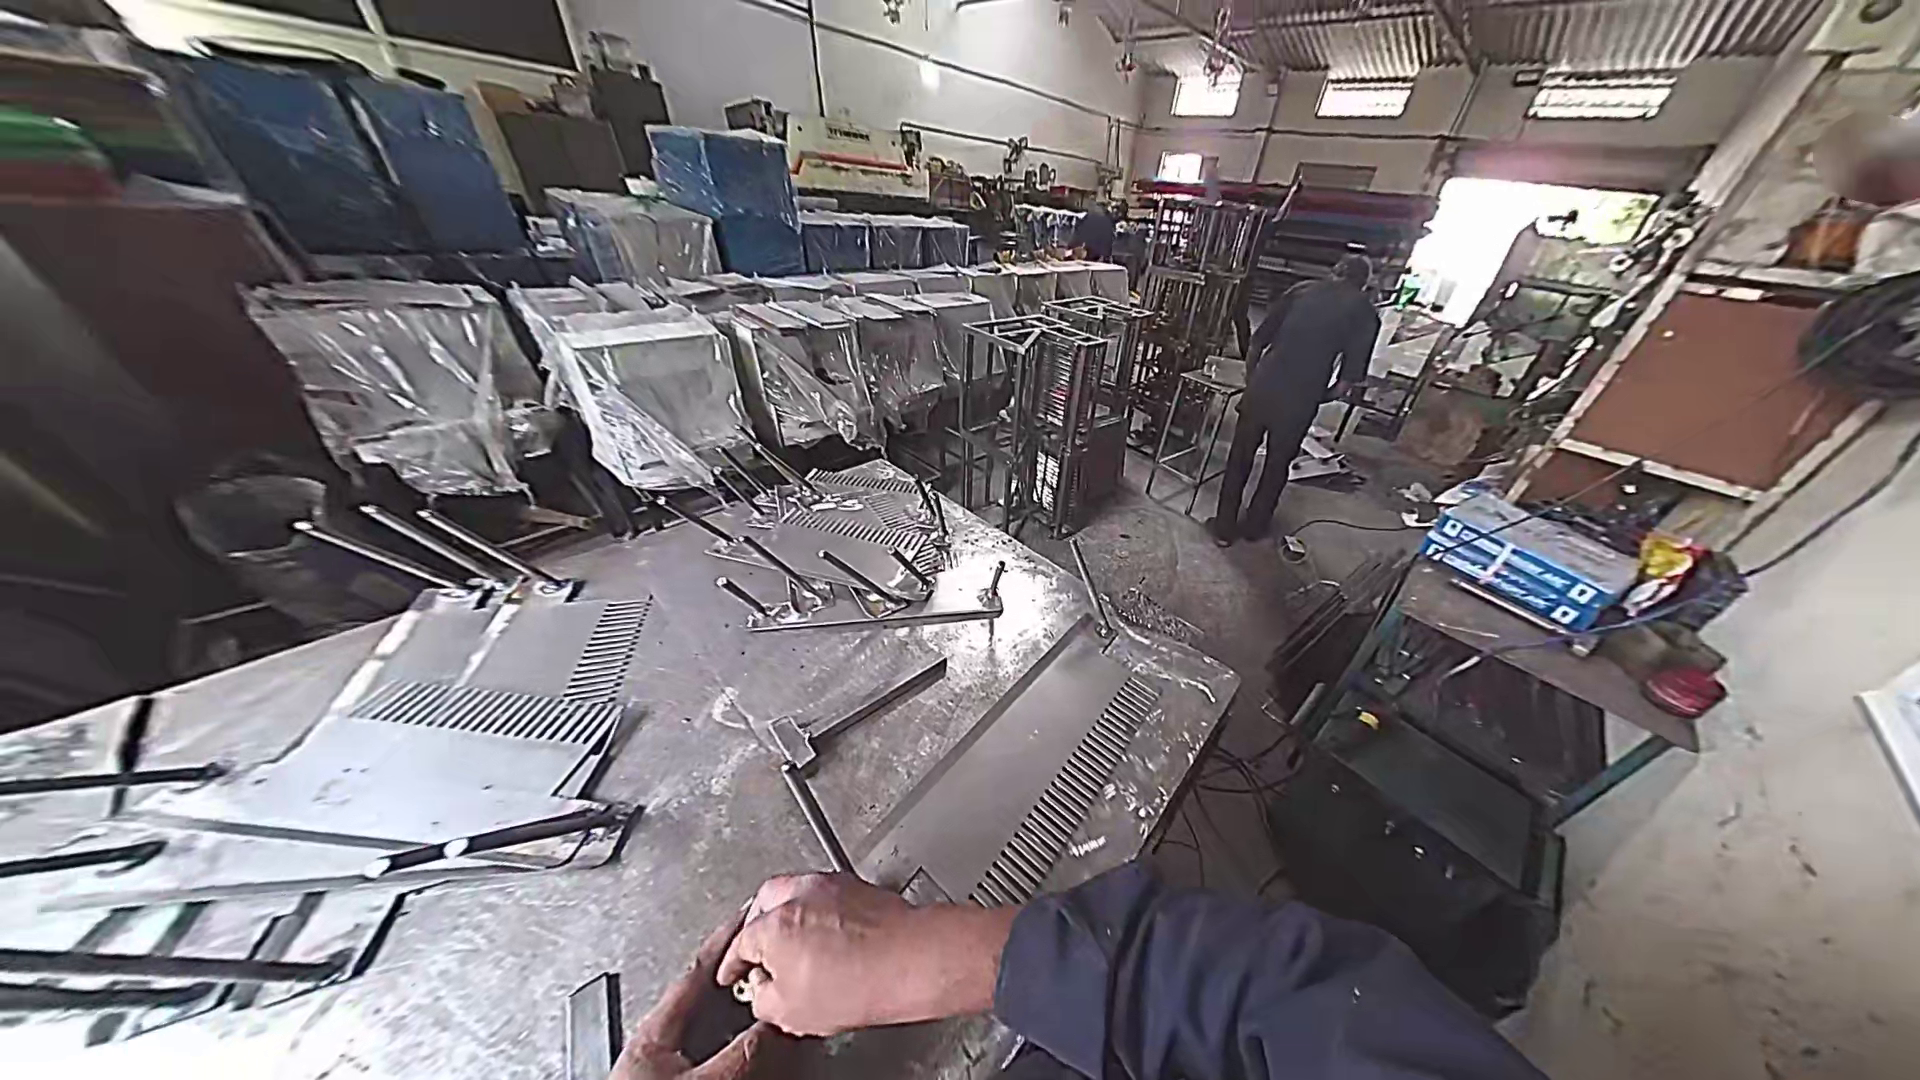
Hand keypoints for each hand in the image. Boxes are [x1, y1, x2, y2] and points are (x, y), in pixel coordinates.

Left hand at [612, 913, 797, 1079]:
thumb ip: (742, 1053)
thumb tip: (781, 1023)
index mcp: (655, 1034)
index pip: (697, 970)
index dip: (728, 938)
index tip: (752, 911)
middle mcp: (664, 1048)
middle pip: (714, 1000)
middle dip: (748, 980)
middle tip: (780, 962)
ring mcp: (675, 1072)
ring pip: (722, 1032)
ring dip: (753, 1019)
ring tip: (783, 1005)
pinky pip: (726, 1057)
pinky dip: (749, 1048)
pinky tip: (771, 1049)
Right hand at [717, 873, 1017, 1036]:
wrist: (906, 958)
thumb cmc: (857, 981)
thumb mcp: (791, 1012)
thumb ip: (764, 997)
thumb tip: (763, 989)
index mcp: (775, 923)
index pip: (740, 942)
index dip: (733, 963)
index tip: (733, 972)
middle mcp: (799, 893)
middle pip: (763, 903)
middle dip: (756, 926)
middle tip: (758, 950)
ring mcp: (828, 883)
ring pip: (793, 890)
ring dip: (785, 913)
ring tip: (791, 943)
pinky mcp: (853, 884)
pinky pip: (821, 892)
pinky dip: (813, 909)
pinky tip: (822, 932)